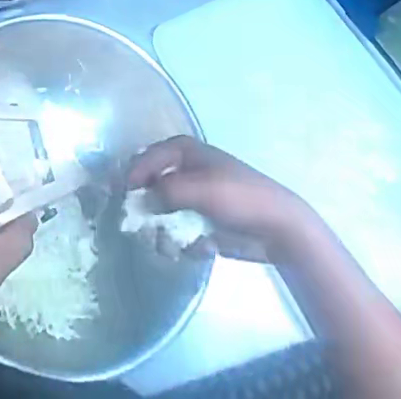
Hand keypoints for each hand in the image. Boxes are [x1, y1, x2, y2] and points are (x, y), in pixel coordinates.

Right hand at [127, 136, 323, 261]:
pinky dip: (183, 242)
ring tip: (168, 245)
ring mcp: (192, 197)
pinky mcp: (201, 222)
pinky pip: (179, 230)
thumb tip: (140, 201)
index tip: (119, 196)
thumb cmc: (239, 197)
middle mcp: (183, 171)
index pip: (145, 158)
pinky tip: (197, 249)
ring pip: (161, 212)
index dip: (131, 175)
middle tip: (138, 224)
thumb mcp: (199, 188)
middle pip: (149, 186)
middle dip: (143, 207)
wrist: (281, 229)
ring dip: (162, 230)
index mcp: (182, 151)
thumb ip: (163, 191)